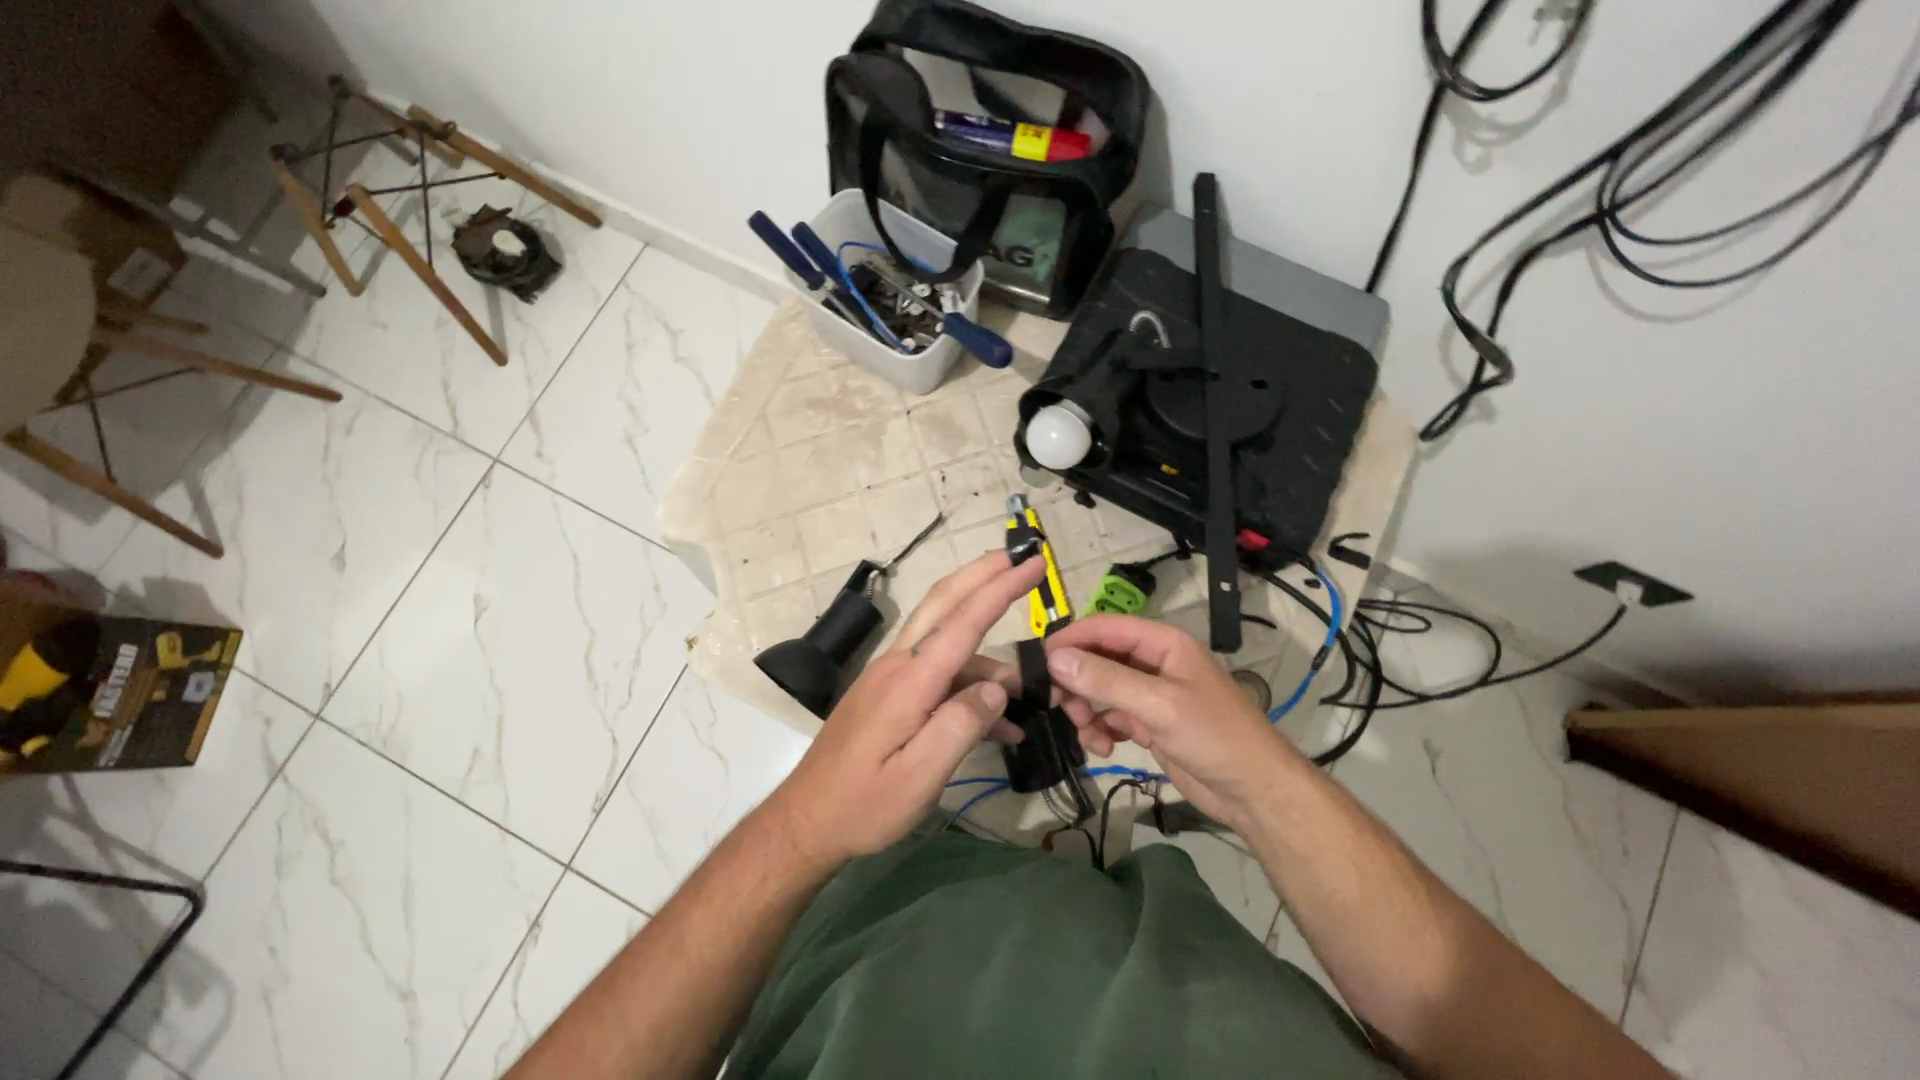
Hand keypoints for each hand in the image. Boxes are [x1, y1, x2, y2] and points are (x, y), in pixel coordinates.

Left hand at [760, 551, 1045, 868]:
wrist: (806, 821)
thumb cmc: (864, 804)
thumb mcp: (921, 776)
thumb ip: (962, 726)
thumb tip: (998, 686)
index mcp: (910, 680)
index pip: (964, 621)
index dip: (1001, 588)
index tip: (1033, 563)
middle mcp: (898, 665)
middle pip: (944, 604)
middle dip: (983, 576)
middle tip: (1020, 557)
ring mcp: (890, 678)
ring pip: (946, 644)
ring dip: (988, 658)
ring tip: (1029, 693)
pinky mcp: (888, 696)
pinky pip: (937, 676)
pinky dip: (969, 688)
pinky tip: (998, 723)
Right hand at [1043, 614, 1303, 828]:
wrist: (1253, 790)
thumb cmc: (1213, 736)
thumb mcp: (1158, 705)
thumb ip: (1106, 680)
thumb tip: (1055, 659)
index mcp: (1163, 643)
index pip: (1104, 627)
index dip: (1070, 641)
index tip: (1040, 666)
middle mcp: (1155, 662)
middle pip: (1098, 658)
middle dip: (1077, 681)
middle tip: (1061, 707)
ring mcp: (1151, 694)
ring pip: (1100, 690)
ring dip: (1086, 709)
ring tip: (1088, 733)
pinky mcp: (1150, 724)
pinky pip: (1111, 717)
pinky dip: (1101, 730)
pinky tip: (1102, 748)